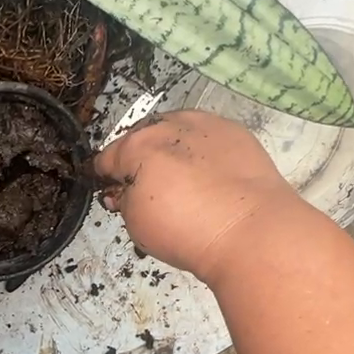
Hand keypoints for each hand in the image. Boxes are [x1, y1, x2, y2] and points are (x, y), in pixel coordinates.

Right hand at [94, 110, 307, 283]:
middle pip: (142, 137)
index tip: (112, 193)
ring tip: (180, 183)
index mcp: (136, 145)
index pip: (108, 156)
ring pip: (176, 133)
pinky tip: (207, 178)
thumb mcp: (135, 223)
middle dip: (139, 159)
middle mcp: (169, 124)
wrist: (247, 230)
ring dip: (171, 151)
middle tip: (146, 191)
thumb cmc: (183, 229)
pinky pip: (207, 138)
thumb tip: (122, 191)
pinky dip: (200, 153)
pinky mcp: (236, 132)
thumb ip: (122, 200)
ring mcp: (206, 124)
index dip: (106, 177)